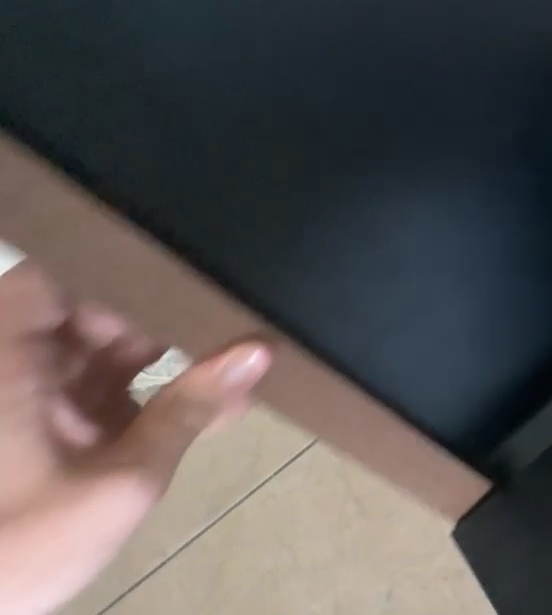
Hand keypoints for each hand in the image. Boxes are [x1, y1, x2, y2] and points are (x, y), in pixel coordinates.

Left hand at [0, 261, 270, 614]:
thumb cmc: (13, 550)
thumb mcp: (119, 484)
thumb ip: (189, 411)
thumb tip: (259, 351)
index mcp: (4, 374)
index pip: (46, 284)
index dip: (110, 269)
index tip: (184, 272)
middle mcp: (9, 382)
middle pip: (88, 317)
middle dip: (166, 318)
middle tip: (238, 322)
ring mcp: (22, 414)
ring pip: (104, 358)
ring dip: (175, 361)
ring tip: (246, 364)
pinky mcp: (38, 444)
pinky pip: (105, 399)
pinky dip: (158, 399)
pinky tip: (224, 406)